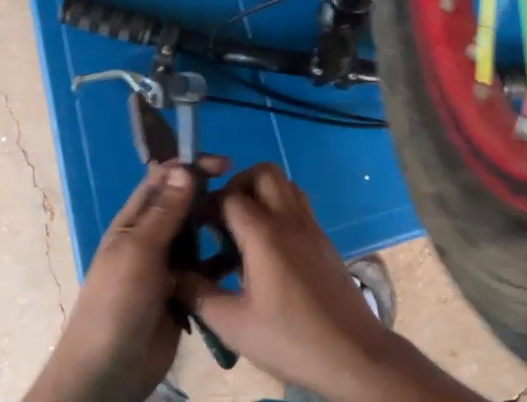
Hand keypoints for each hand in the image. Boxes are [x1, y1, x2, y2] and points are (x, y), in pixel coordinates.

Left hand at [24, 156, 227, 401]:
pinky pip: (205, 270)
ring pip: (197, 236)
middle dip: (209, 195)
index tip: (224, 165)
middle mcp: (151, 238)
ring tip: (249, 224)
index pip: (163, 180)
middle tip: (243, 196)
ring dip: (217, 227)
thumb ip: (164, 212)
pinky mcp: (183, 294)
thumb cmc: (117, 303)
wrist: (109, 371)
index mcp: (133, 221)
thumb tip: (184, 169)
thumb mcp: (139, 251)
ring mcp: (167, 267)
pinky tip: (244, 258)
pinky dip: (221, 262)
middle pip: (184, 205)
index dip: (191, 167)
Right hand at [179, 163, 482, 401]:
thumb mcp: (234, 325)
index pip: (228, 196)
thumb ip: (199, 295)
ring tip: (243, 229)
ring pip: (285, 184)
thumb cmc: (290, 339)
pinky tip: (267, 249)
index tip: (195, 228)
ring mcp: (311, 227)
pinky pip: (299, 205)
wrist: (353, 354)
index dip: (207, 205)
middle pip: (263, 172)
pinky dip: (279, 209)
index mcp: (264, 234)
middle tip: (222, 218)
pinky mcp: (324, 240)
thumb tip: (173, 275)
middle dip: (237, 185)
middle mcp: (289, 219)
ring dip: (261, 194)